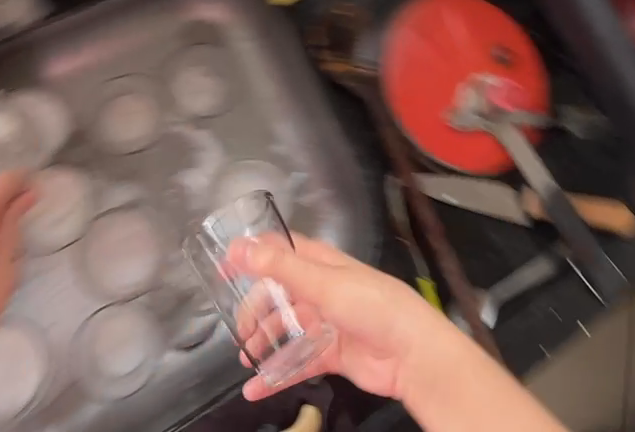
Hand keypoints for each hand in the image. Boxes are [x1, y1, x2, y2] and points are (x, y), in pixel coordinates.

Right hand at [228, 233, 468, 402]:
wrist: (411, 352)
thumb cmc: (371, 305)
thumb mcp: (323, 282)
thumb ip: (282, 267)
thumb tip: (241, 247)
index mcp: (321, 263)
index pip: (281, 251)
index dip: (252, 256)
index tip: (223, 267)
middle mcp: (322, 289)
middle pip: (278, 295)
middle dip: (255, 310)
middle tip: (237, 331)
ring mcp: (326, 322)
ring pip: (286, 330)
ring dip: (264, 343)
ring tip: (246, 359)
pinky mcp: (331, 353)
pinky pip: (297, 362)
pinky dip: (276, 375)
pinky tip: (257, 388)